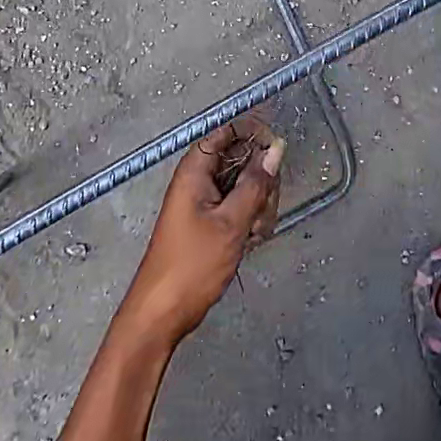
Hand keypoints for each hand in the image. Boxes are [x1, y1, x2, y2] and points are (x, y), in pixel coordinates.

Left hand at [117, 118, 284, 346]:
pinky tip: (250, 241)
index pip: (225, 132)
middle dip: (260, 182)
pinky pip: (239, 209)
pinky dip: (250, 222)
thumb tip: (275, 149)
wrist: (164, 309)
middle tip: (261, 210)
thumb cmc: (192, 264)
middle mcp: (198, 181)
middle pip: (240, 160)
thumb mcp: (231, 223)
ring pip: (244, 187)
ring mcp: (205, 202)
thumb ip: (255, 184)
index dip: (252, 133)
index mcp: (194, 171)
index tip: (276, 149)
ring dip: (258, 207)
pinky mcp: (210, 222)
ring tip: (253, 233)